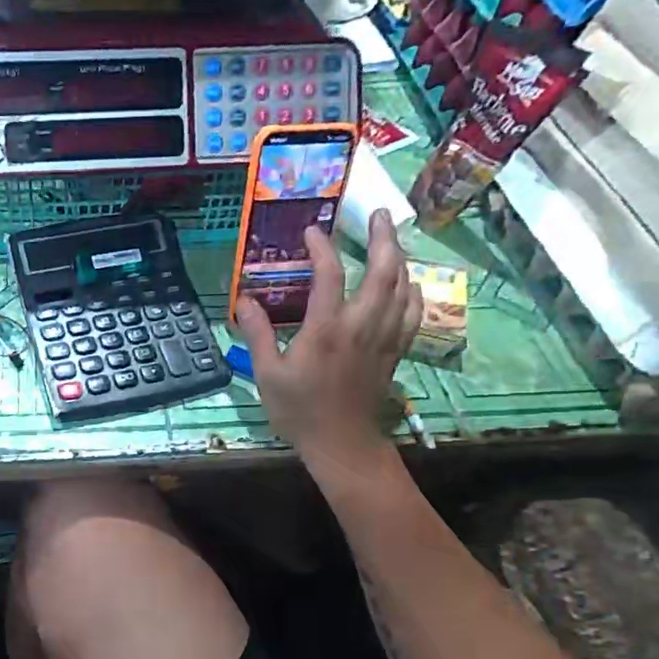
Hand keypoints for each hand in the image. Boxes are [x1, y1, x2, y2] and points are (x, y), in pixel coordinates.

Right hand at [233, 211, 421, 469]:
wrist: (342, 444)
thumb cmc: (299, 411)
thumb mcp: (267, 374)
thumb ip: (257, 334)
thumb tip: (244, 300)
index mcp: (326, 329)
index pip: (329, 275)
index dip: (321, 247)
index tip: (311, 231)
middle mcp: (361, 326)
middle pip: (383, 271)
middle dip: (383, 238)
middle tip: (380, 214)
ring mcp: (384, 337)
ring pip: (403, 287)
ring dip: (400, 257)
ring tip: (393, 238)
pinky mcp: (395, 350)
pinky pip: (413, 312)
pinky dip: (413, 290)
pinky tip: (408, 281)